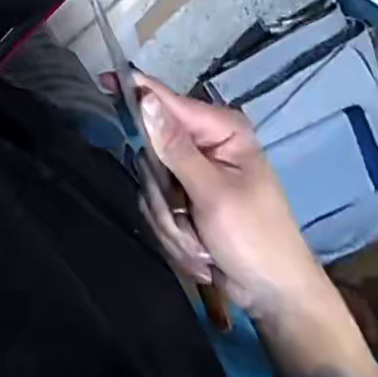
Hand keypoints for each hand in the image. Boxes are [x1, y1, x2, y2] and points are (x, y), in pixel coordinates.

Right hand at [129, 73, 331, 322]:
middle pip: (151, 149)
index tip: (104, 80)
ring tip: (199, 243)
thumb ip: (175, 147)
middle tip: (186, 217)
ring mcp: (191, 171)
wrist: (273, 297)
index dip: (135, 91)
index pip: (168, 101)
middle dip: (163, 194)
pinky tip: (198, 250)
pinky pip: (154, 204)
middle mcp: (204, 143)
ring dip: (169, 220)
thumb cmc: (255, 239)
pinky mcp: (183, 198)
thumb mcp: (213, 193)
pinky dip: (172, 232)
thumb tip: (145, 99)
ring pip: (149, 182)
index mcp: (221, 129)